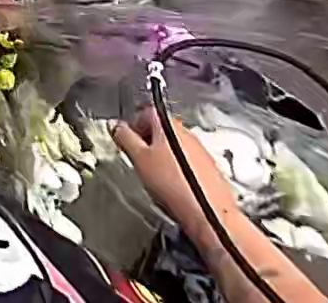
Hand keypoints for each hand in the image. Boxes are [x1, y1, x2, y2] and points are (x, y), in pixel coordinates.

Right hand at [115, 107, 235, 228]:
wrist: (210, 216)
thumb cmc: (175, 187)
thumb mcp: (139, 159)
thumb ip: (125, 138)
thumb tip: (116, 126)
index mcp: (167, 124)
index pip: (146, 111)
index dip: (134, 124)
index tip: (127, 138)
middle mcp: (186, 134)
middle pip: (162, 129)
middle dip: (148, 142)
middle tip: (139, 159)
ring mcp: (201, 152)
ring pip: (176, 147)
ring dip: (164, 157)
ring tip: (157, 177)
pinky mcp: (212, 172)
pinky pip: (190, 165)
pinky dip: (180, 172)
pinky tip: (175, 188)